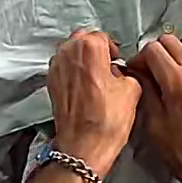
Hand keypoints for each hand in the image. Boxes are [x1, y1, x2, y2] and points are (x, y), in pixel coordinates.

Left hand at [47, 31, 141, 177]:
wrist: (83, 146)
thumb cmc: (107, 119)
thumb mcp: (132, 89)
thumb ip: (126, 71)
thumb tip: (118, 72)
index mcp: (90, 47)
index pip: (102, 37)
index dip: (113, 49)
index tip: (117, 61)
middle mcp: (68, 51)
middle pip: (82, 39)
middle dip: (94, 48)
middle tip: (106, 64)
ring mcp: (56, 66)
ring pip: (70, 50)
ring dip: (81, 58)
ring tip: (94, 75)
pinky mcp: (50, 81)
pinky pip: (62, 66)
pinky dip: (71, 70)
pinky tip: (82, 86)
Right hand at [129, 34, 181, 182]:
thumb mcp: (153, 124)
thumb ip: (144, 90)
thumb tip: (136, 73)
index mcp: (178, 82)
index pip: (153, 49)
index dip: (139, 58)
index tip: (135, 72)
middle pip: (170, 41)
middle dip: (155, 53)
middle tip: (148, 72)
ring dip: (171, 62)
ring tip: (164, 85)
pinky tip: (181, 94)